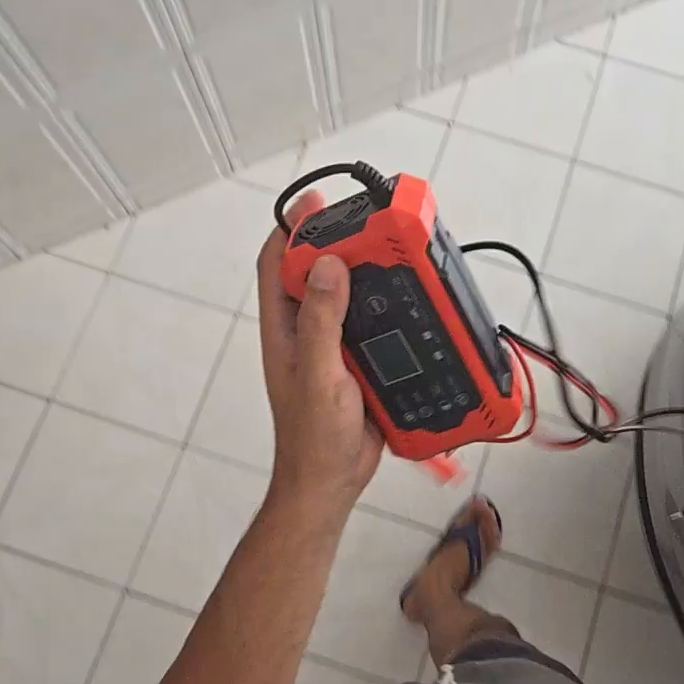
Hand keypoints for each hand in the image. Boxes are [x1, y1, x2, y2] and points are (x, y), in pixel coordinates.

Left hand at [255, 192, 382, 508]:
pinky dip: (384, 305)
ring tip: (391, 251)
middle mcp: (305, 331)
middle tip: (368, 223)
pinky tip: (405, 298)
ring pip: (346, 295)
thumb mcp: (318, 376)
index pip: (278, 265)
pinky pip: (369, 323)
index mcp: (284, 330)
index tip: (316, 201)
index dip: (291, 229)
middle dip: (336, 242)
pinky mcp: (355, 362)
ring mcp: (331, 346)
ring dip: (364, 273)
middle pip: (315, 272)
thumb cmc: (314, 438)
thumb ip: (320, 321)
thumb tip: (326, 265)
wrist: (331, 482)